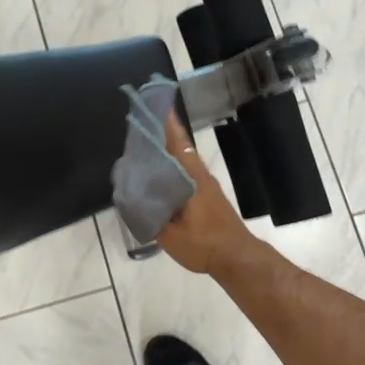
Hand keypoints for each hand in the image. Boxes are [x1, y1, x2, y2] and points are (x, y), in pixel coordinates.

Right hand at [155, 116, 258, 275]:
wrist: (236, 258)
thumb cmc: (204, 244)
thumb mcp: (169, 235)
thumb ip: (148, 215)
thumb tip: (129, 197)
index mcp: (189, 178)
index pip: (174, 144)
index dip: (163, 125)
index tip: (152, 106)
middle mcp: (198, 174)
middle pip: (178, 146)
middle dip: (162, 131)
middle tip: (140, 122)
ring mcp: (204, 183)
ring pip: (183, 157)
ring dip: (167, 147)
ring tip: (145, 144)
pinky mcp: (207, 194)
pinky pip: (186, 170)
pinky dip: (172, 163)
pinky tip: (159, 172)